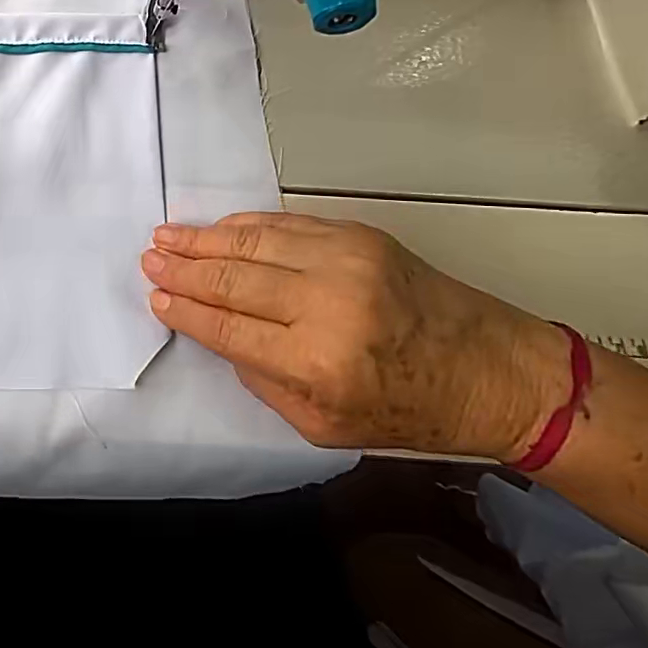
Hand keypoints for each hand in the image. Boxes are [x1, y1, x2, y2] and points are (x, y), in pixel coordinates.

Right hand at [141, 212, 566, 460]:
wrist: (498, 372)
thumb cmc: (407, 410)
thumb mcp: (321, 424)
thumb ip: (260, 377)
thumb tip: (216, 330)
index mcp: (316, 361)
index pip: (226, 326)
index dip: (184, 310)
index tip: (155, 297)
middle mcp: (328, 304)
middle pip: (231, 279)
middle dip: (182, 269)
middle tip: (149, 260)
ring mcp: (346, 263)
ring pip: (251, 243)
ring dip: (202, 239)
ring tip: (165, 236)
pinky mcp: (361, 238)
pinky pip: (285, 223)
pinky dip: (243, 225)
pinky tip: (215, 228)